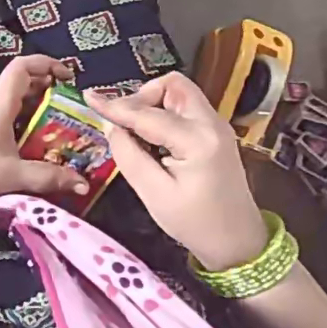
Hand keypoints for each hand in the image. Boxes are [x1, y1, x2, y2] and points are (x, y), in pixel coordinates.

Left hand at [0, 55, 88, 197]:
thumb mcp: (13, 174)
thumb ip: (48, 177)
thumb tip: (83, 183)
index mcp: (1, 102)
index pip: (23, 66)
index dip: (46, 64)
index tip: (67, 76)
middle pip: (24, 79)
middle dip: (49, 85)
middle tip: (70, 103)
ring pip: (17, 94)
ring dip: (39, 101)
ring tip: (61, 119)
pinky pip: (10, 108)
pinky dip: (27, 113)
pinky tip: (39, 134)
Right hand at [85, 74, 269, 270]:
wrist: (238, 242)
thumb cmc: (195, 223)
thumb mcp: (154, 194)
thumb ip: (129, 156)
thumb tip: (112, 127)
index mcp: (197, 140)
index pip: (148, 113)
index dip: (115, 106)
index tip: (89, 98)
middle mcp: (211, 123)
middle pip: (172, 85)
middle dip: (142, 96)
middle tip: (123, 123)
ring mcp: (217, 125)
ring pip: (179, 92)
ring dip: (153, 103)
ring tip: (137, 132)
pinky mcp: (215, 132)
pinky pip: (185, 107)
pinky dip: (164, 112)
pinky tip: (153, 138)